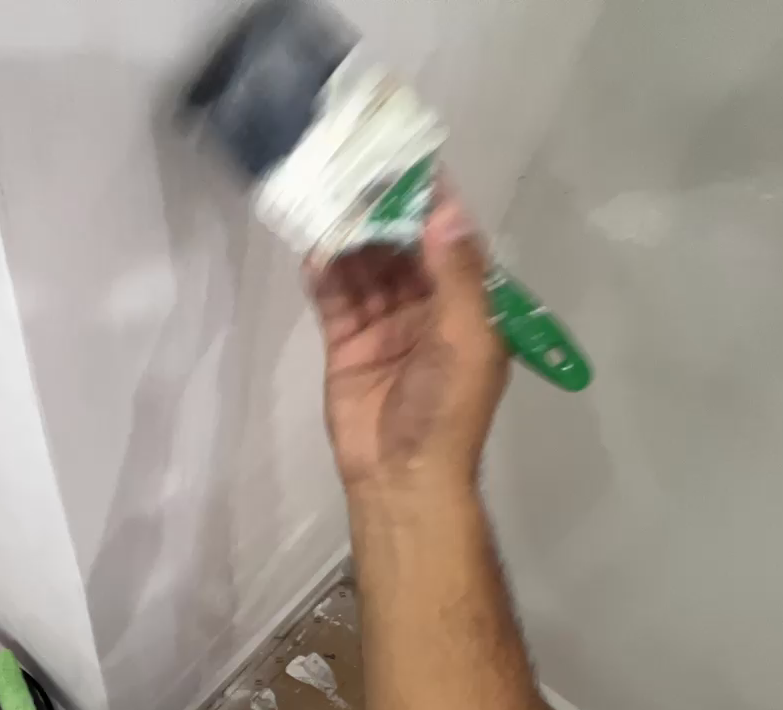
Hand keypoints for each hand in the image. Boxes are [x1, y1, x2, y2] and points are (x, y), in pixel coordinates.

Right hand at [310, 188, 508, 495]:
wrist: (400, 475)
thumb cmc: (446, 409)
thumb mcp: (467, 338)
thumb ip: (456, 276)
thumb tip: (445, 211)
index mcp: (468, 306)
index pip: (450, 242)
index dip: (432, 204)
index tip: (411, 161)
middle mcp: (426, 309)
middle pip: (402, 251)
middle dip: (382, 217)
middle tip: (356, 176)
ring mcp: (383, 327)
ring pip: (366, 271)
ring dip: (350, 242)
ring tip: (328, 206)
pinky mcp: (346, 346)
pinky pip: (336, 303)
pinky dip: (326, 278)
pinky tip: (314, 253)